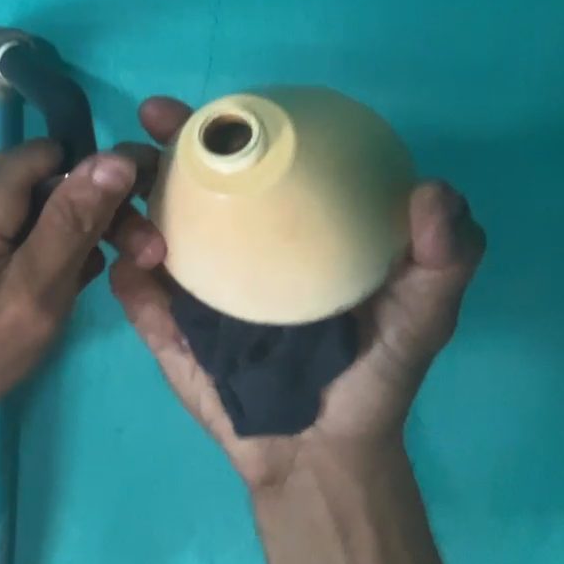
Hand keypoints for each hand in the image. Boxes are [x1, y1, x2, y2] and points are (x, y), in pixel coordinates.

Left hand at [0, 139, 161, 431]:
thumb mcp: (32, 292)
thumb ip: (72, 224)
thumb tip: (115, 158)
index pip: (60, 152)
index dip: (108, 172)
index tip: (148, 207)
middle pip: (50, 177)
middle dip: (99, 207)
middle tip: (146, 253)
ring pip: (38, 202)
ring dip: (78, 229)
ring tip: (110, 272)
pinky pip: (19, 225)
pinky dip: (49, 244)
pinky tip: (70, 282)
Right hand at [109, 97, 486, 487]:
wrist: (322, 454)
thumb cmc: (370, 372)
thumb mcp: (421, 312)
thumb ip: (442, 256)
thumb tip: (432, 189)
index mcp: (266, 222)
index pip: (227, 159)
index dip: (198, 127)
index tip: (172, 110)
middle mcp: (215, 239)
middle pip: (162, 182)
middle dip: (137, 156)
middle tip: (132, 154)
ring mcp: (179, 280)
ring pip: (128, 225)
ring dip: (121, 214)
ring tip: (144, 235)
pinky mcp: (157, 323)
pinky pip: (130, 290)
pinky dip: (127, 277)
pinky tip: (139, 274)